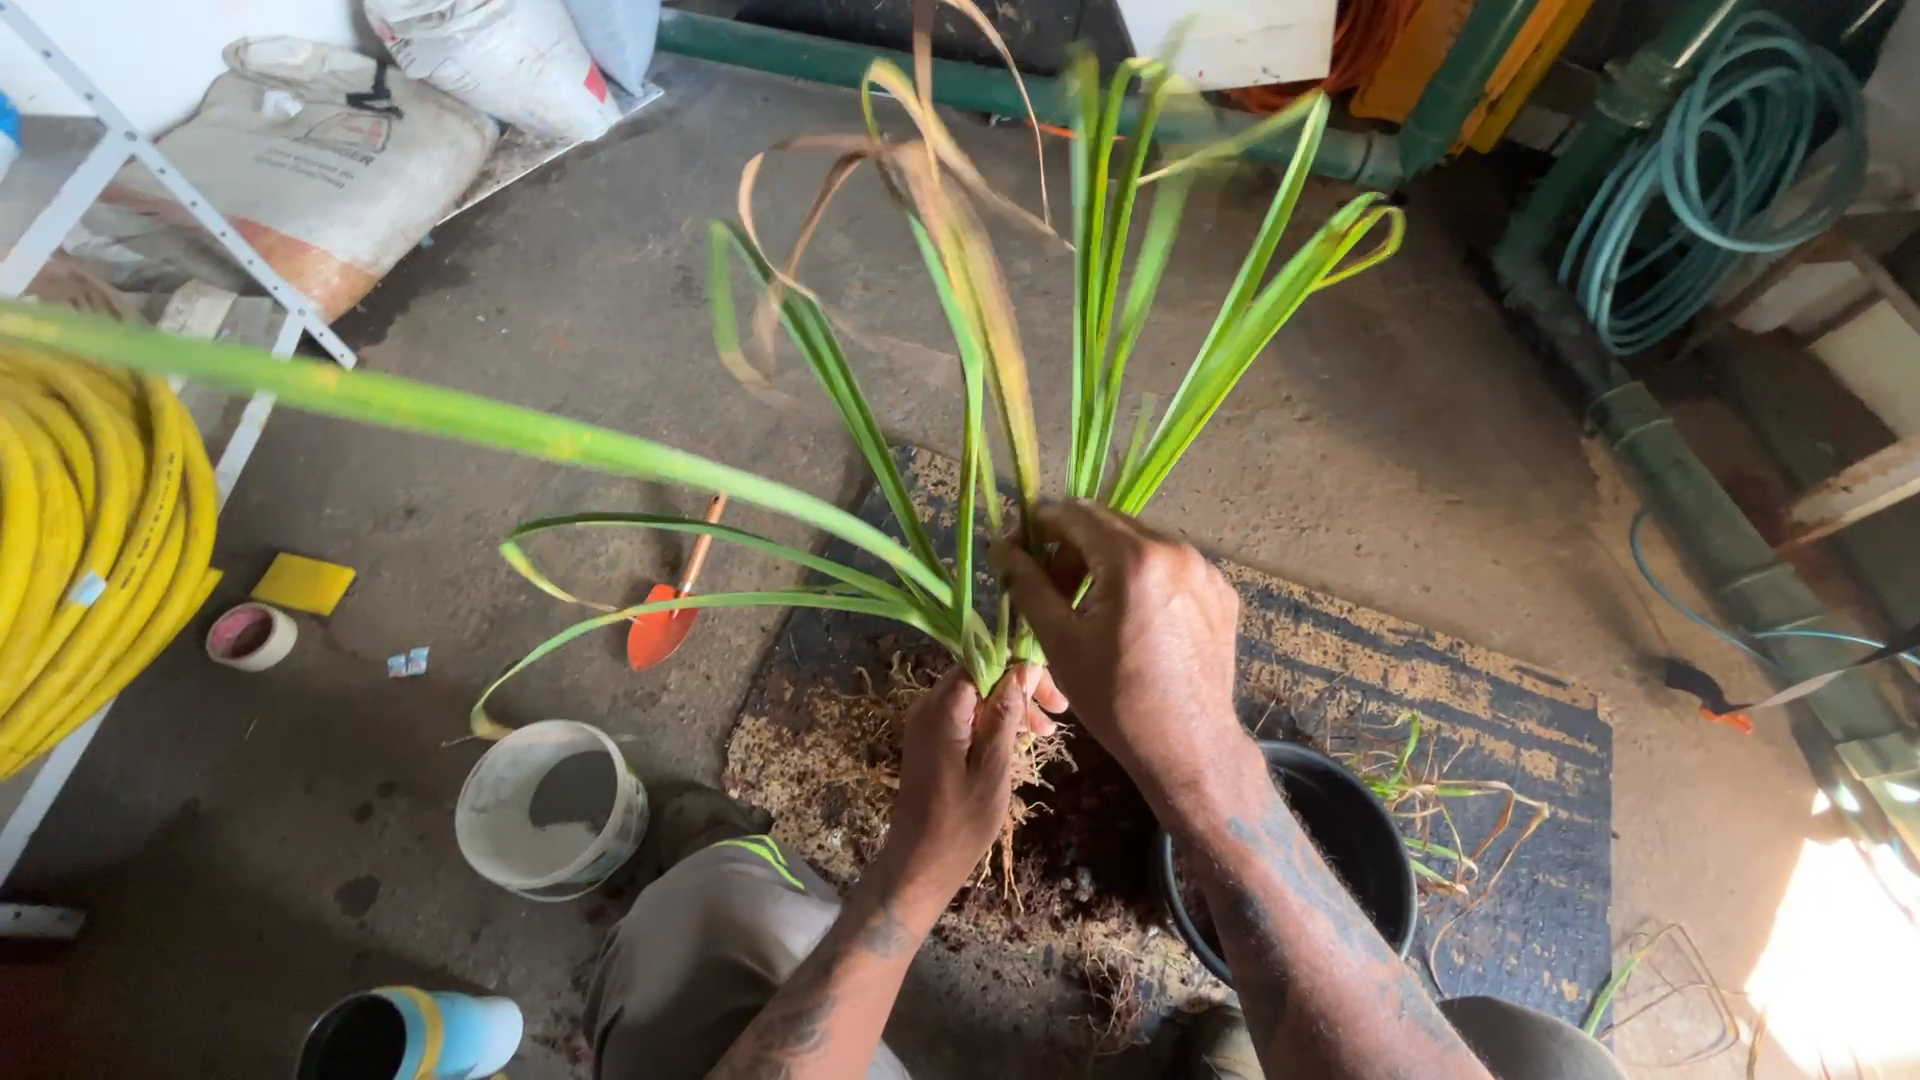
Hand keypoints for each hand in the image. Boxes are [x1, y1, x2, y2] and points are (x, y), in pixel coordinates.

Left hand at [878, 664, 1052, 909]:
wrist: (919, 863)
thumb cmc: (960, 822)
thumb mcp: (992, 768)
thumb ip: (1005, 715)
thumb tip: (1022, 670)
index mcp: (942, 709)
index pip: (982, 662)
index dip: (1019, 668)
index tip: (1051, 693)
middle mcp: (929, 706)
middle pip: (980, 675)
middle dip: (1020, 687)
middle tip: (1059, 712)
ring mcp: (928, 722)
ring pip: (976, 695)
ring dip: (1011, 706)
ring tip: (1046, 732)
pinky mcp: (931, 739)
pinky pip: (967, 715)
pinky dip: (994, 721)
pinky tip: (1020, 739)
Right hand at [996, 501, 1244, 810]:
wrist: (1188, 746)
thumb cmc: (1115, 698)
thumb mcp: (1059, 641)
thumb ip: (1028, 584)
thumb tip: (1001, 549)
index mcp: (1133, 559)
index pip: (1072, 516)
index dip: (1036, 529)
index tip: (1017, 555)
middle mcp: (1175, 550)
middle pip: (1107, 524)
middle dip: (1070, 547)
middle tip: (1049, 587)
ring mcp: (1204, 569)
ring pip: (1139, 542)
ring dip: (1104, 560)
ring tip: (1088, 605)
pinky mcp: (1220, 590)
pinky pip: (1169, 564)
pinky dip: (1140, 576)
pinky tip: (1129, 617)